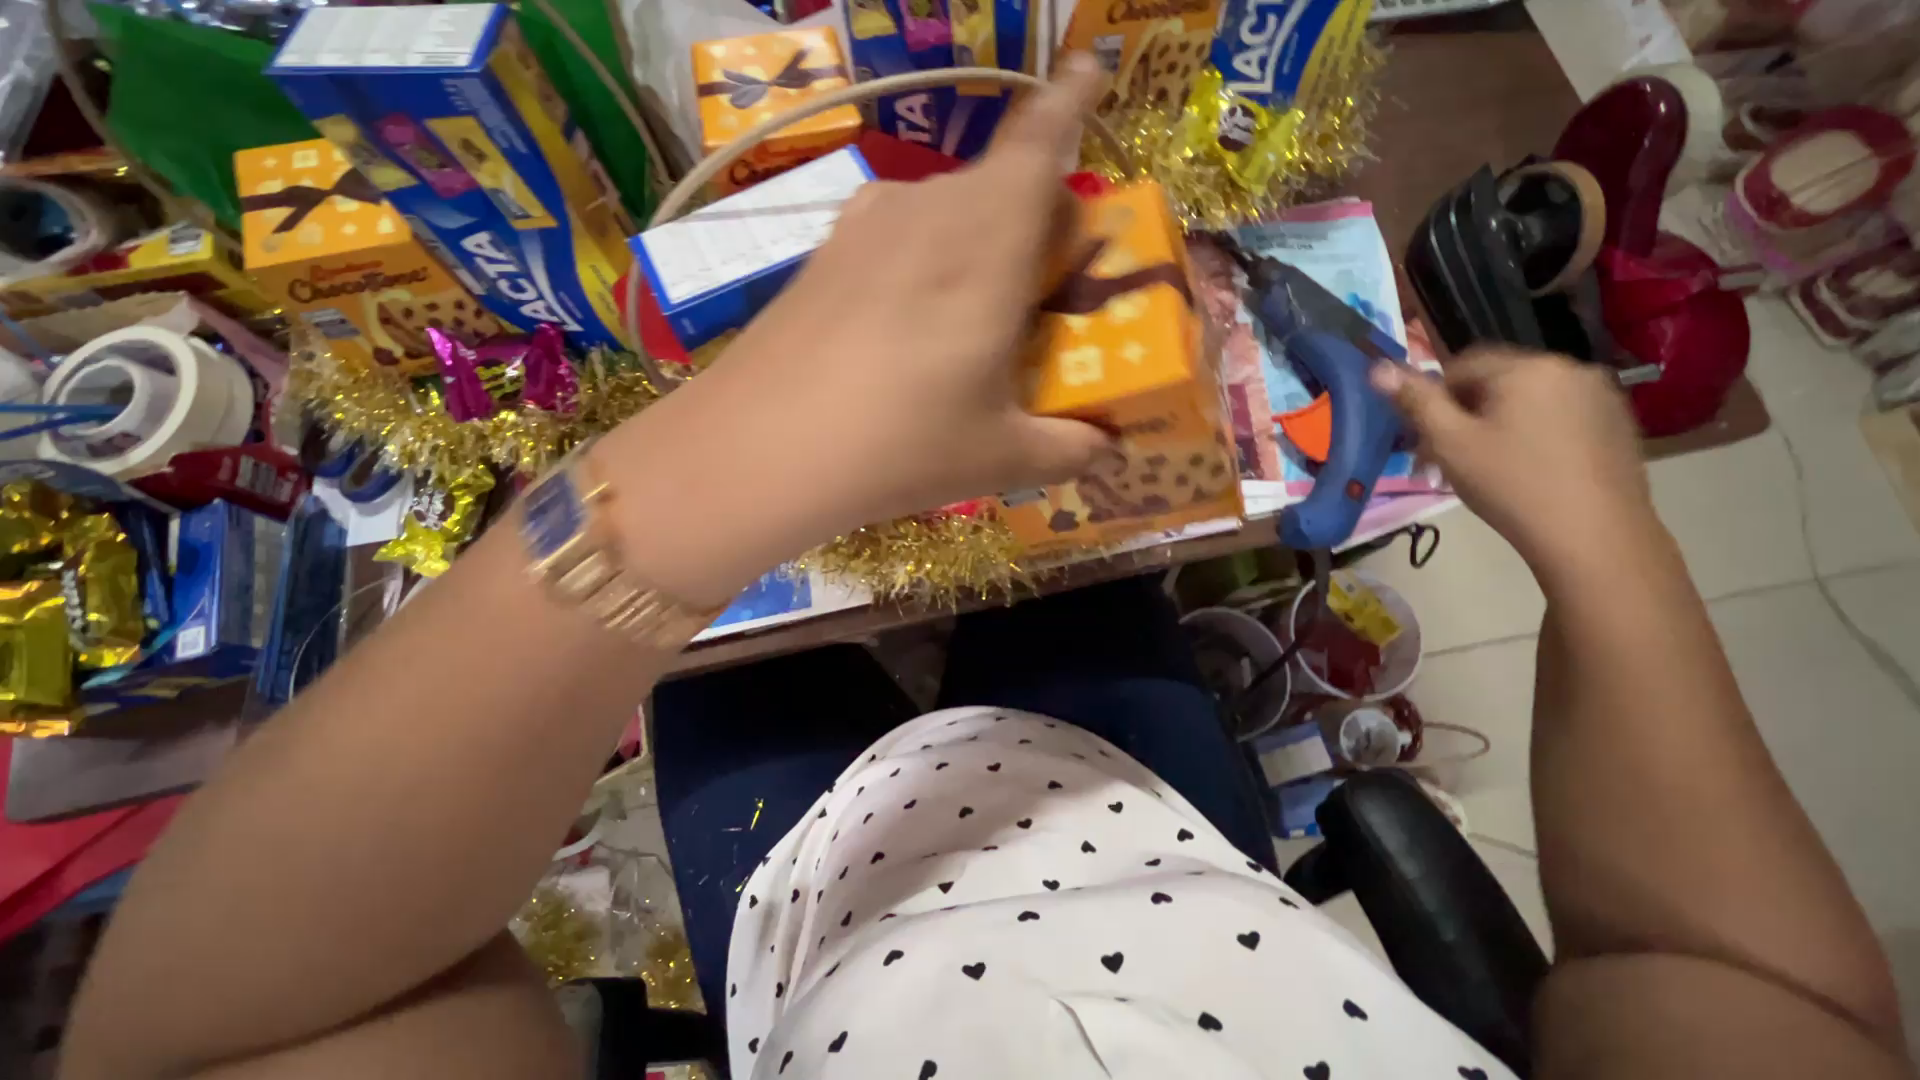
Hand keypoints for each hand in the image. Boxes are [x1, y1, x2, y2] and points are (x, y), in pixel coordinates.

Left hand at [599, 58, 1114, 606]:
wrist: (759, 451)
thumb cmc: (900, 445)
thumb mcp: (1000, 458)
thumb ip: (1067, 448)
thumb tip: (1106, 449)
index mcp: (993, 239)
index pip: (1042, 141)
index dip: (1070, 99)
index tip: (1089, 68)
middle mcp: (931, 208)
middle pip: (1000, 180)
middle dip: (1033, 210)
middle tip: (1044, 279)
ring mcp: (868, 224)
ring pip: (946, 206)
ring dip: (975, 237)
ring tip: (974, 312)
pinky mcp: (825, 251)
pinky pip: (896, 231)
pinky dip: (923, 256)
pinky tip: (907, 322)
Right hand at [1371, 347, 1658, 575]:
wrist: (1593, 536)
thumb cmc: (1511, 485)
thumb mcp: (1450, 443)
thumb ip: (1415, 401)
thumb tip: (1378, 367)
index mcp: (1527, 367)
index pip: (1462, 365)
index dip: (1434, 399)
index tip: (1425, 439)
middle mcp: (1569, 368)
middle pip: (1497, 383)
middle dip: (1464, 415)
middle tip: (1446, 461)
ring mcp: (1600, 396)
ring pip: (1528, 402)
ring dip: (1498, 426)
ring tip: (1485, 470)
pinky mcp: (1617, 424)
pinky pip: (1559, 418)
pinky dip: (1534, 436)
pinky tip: (1527, 472)